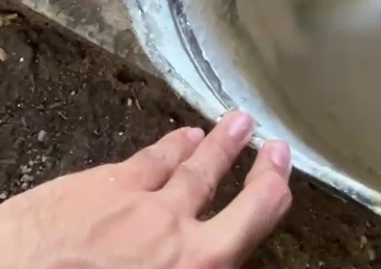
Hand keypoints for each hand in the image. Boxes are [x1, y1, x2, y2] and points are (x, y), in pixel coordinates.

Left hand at [0, 112, 292, 268]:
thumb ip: (177, 261)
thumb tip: (188, 253)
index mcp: (190, 268)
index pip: (250, 219)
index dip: (272, 188)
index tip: (282, 166)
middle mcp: (171, 229)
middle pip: (216, 181)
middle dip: (242, 154)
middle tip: (259, 130)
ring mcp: (134, 201)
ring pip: (182, 163)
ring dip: (207, 143)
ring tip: (224, 126)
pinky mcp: (98, 184)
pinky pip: (143, 160)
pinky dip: (165, 147)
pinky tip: (172, 139)